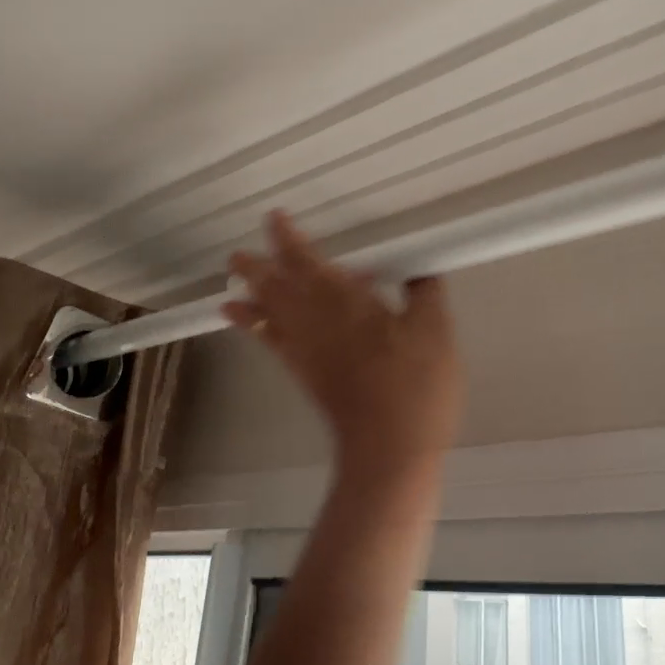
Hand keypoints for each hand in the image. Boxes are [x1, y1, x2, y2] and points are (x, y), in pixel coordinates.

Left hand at [223, 211, 464, 483]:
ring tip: (231, 287)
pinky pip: (272, 343)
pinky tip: (246, 321)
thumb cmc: (415, 383)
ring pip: (268, 314)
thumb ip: (424, 290)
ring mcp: (305, 350)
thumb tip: (419, 267)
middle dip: (258, 267)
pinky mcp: (306, 375)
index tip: (275, 218)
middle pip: (276, 286)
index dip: (288, 238)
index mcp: (343, 299)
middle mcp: (314, 319)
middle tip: (237, 255)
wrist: (390, 447)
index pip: (305, 260)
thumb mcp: (434, 328)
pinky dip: (254, 328)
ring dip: (251, 297)